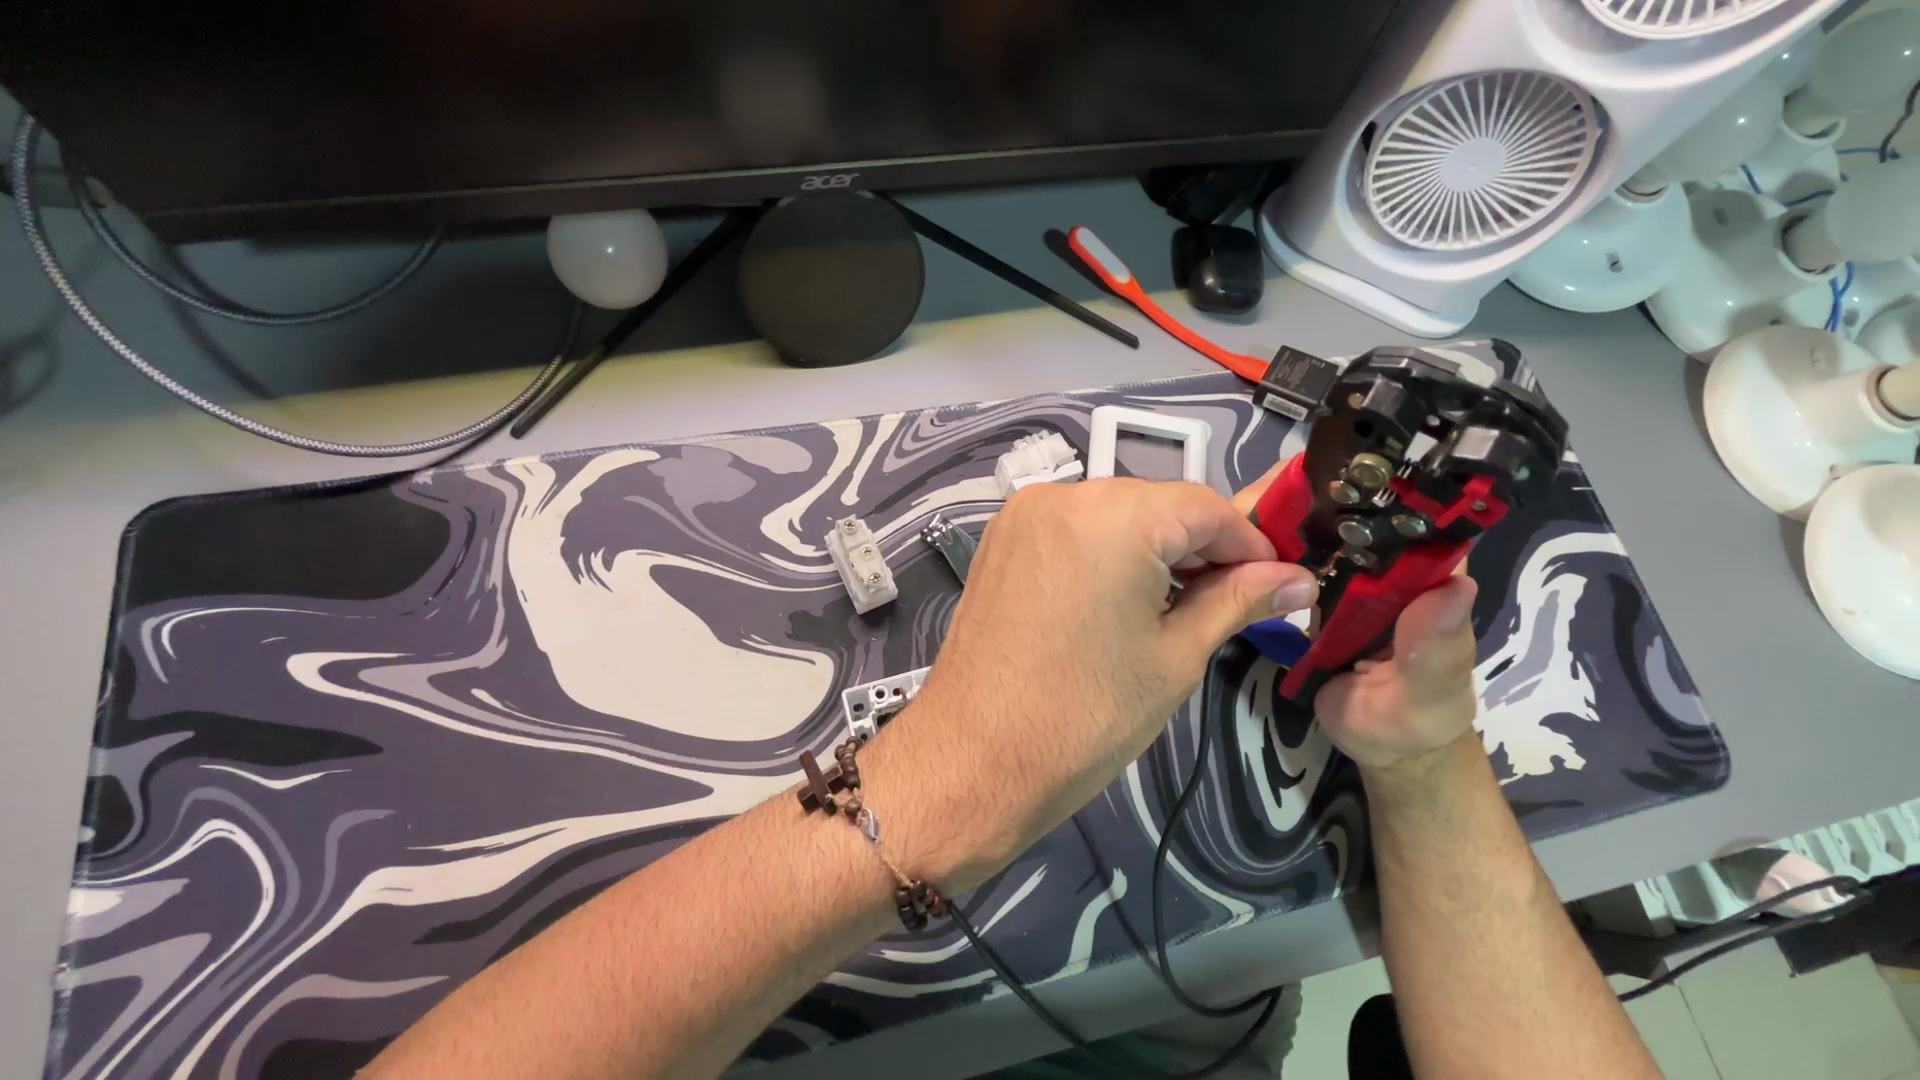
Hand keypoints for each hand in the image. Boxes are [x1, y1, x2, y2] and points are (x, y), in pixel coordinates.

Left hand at [868, 479, 1318, 888]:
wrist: (975, 758)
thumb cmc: (1086, 715)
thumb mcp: (1175, 656)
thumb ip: (1238, 601)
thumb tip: (1298, 580)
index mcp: (1114, 514)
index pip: (1206, 506)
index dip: (1250, 544)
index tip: (1278, 584)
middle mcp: (1065, 494)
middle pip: (1158, 505)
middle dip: (1202, 546)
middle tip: (1235, 600)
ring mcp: (1025, 513)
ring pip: (1115, 514)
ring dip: (1155, 550)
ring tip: (1182, 607)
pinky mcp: (1002, 539)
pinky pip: (1075, 529)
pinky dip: (1108, 552)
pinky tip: (1126, 598)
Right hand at [1231, 460, 1481, 776]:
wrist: (1379, 747)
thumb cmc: (1415, 722)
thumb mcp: (1430, 692)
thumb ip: (1437, 648)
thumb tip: (1457, 585)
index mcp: (1424, 576)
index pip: (1403, 513)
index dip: (1370, 486)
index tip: (1321, 472)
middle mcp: (1385, 566)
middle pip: (1345, 514)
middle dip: (1303, 497)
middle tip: (1253, 496)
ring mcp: (1345, 578)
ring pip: (1310, 534)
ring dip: (1274, 521)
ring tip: (1229, 515)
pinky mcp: (1311, 594)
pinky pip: (1286, 565)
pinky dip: (1259, 554)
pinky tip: (1228, 546)